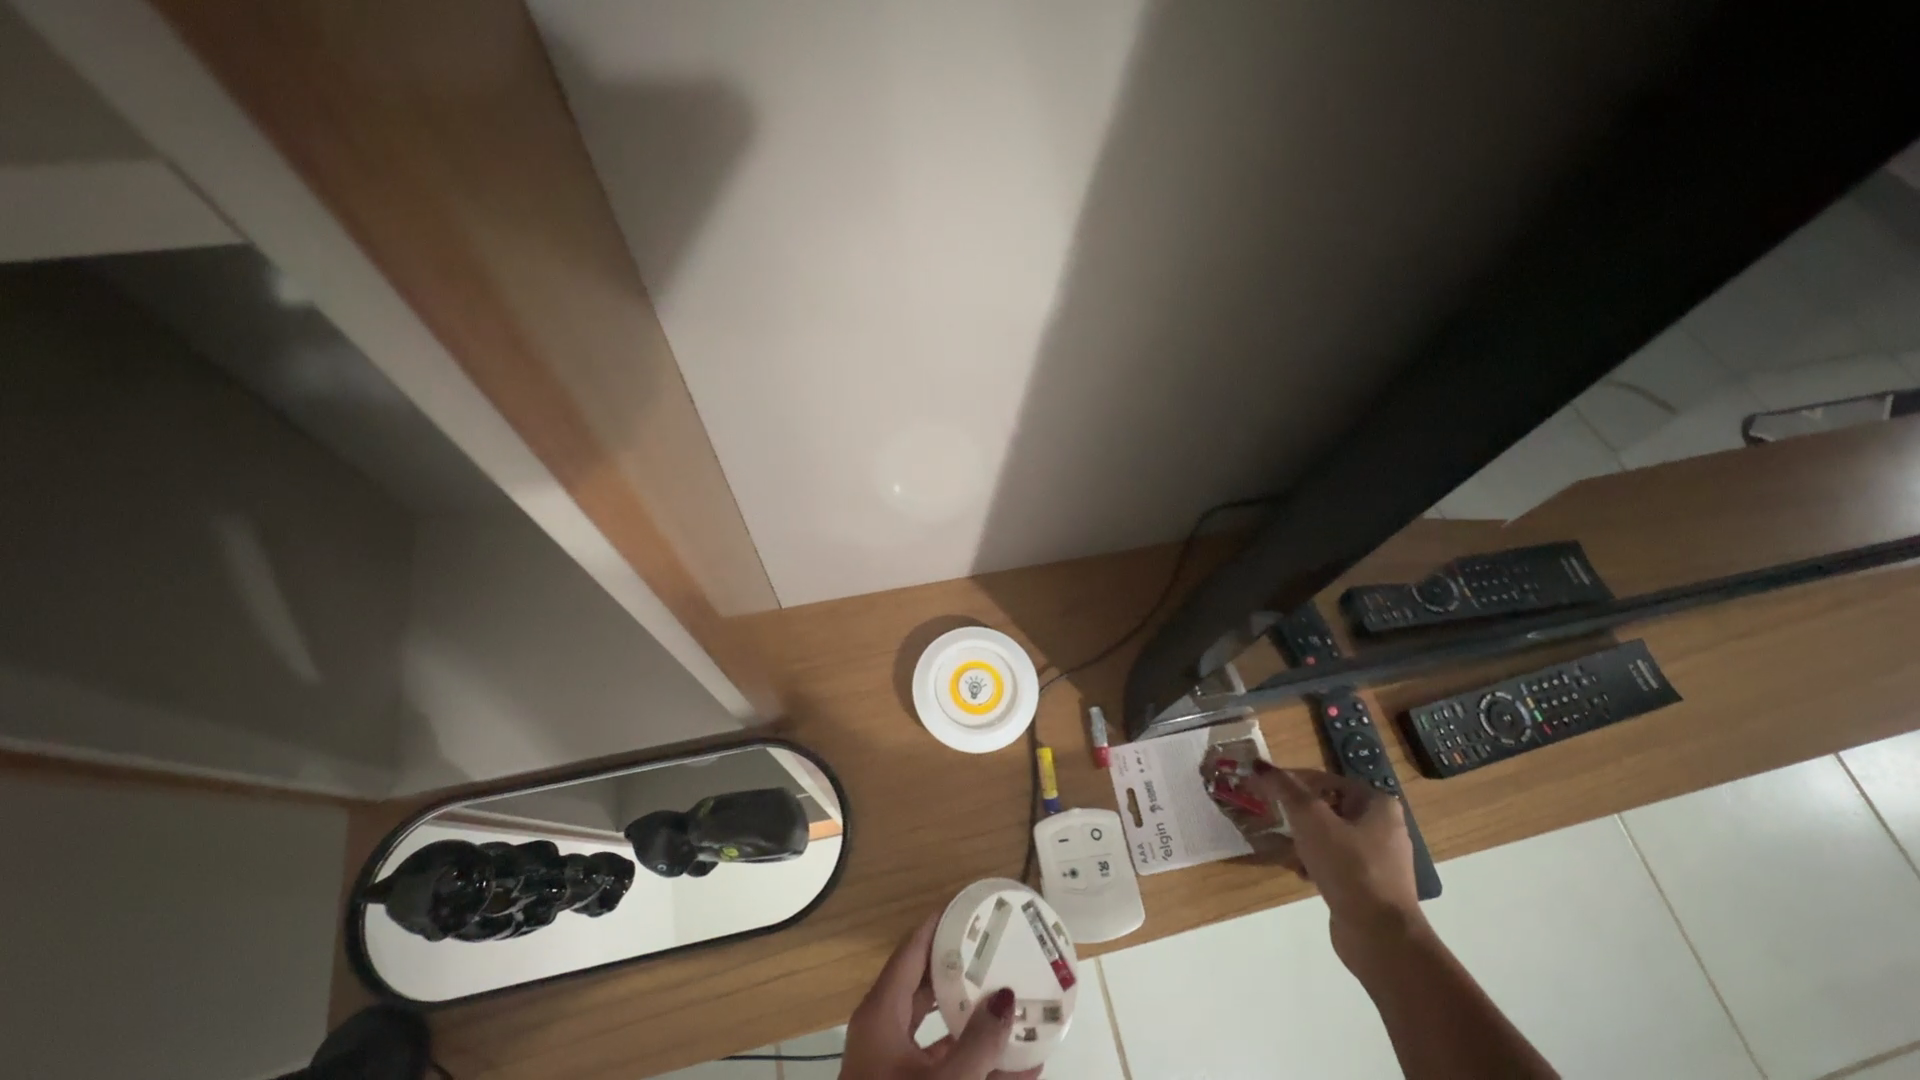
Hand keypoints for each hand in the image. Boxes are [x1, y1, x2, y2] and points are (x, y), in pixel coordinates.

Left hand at [841, 913, 1041, 1079]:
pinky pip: (949, 1063)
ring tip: (1023, 1003)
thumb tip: (1007, 997)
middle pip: (931, 984)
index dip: (941, 923)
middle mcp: (886, 1028)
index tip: (973, 903)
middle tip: (1004, 947)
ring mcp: (896, 1062)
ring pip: (944, 1027)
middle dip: (968, 969)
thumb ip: (980, 1042)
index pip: (913, 949)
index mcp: (882, 1012)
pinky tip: (1023, 1066)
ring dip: (982, 1020)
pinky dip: (981, 1059)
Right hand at [1242, 765, 1429, 975]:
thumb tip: (1260, 764)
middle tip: (1273, 818)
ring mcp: (1380, 859)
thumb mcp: (1311, 820)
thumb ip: (1285, 790)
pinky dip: (1317, 864)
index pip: (1326, 780)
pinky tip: (1302, 874)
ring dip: (1305, 841)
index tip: (1264, 788)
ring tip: (1286, 850)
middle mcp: (1384, 826)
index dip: (1292, 781)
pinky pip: (1337, 863)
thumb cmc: (1348, 867)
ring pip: (1330, 837)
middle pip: (1328, 808)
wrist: (1380, 934)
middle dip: (1298, 814)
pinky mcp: (1371, 885)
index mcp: (1377, 803)